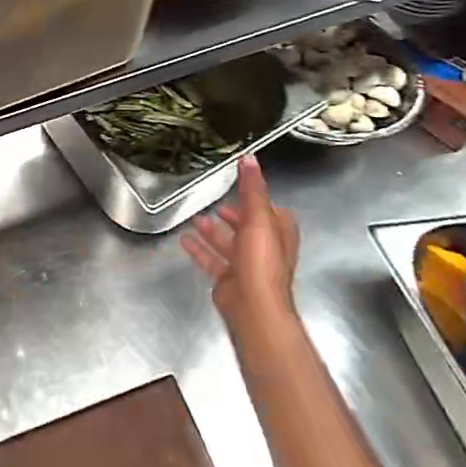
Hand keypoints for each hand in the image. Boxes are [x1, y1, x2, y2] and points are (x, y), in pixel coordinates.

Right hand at [181, 154, 300, 329]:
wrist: (253, 307)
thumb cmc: (261, 263)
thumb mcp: (258, 217)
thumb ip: (252, 188)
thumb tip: (250, 159)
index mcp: (279, 232)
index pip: (269, 209)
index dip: (256, 198)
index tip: (242, 186)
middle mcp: (266, 248)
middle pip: (248, 226)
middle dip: (233, 214)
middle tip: (218, 203)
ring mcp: (247, 266)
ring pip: (228, 242)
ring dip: (212, 231)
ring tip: (195, 218)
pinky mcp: (229, 279)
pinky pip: (212, 260)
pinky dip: (199, 249)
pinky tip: (186, 240)